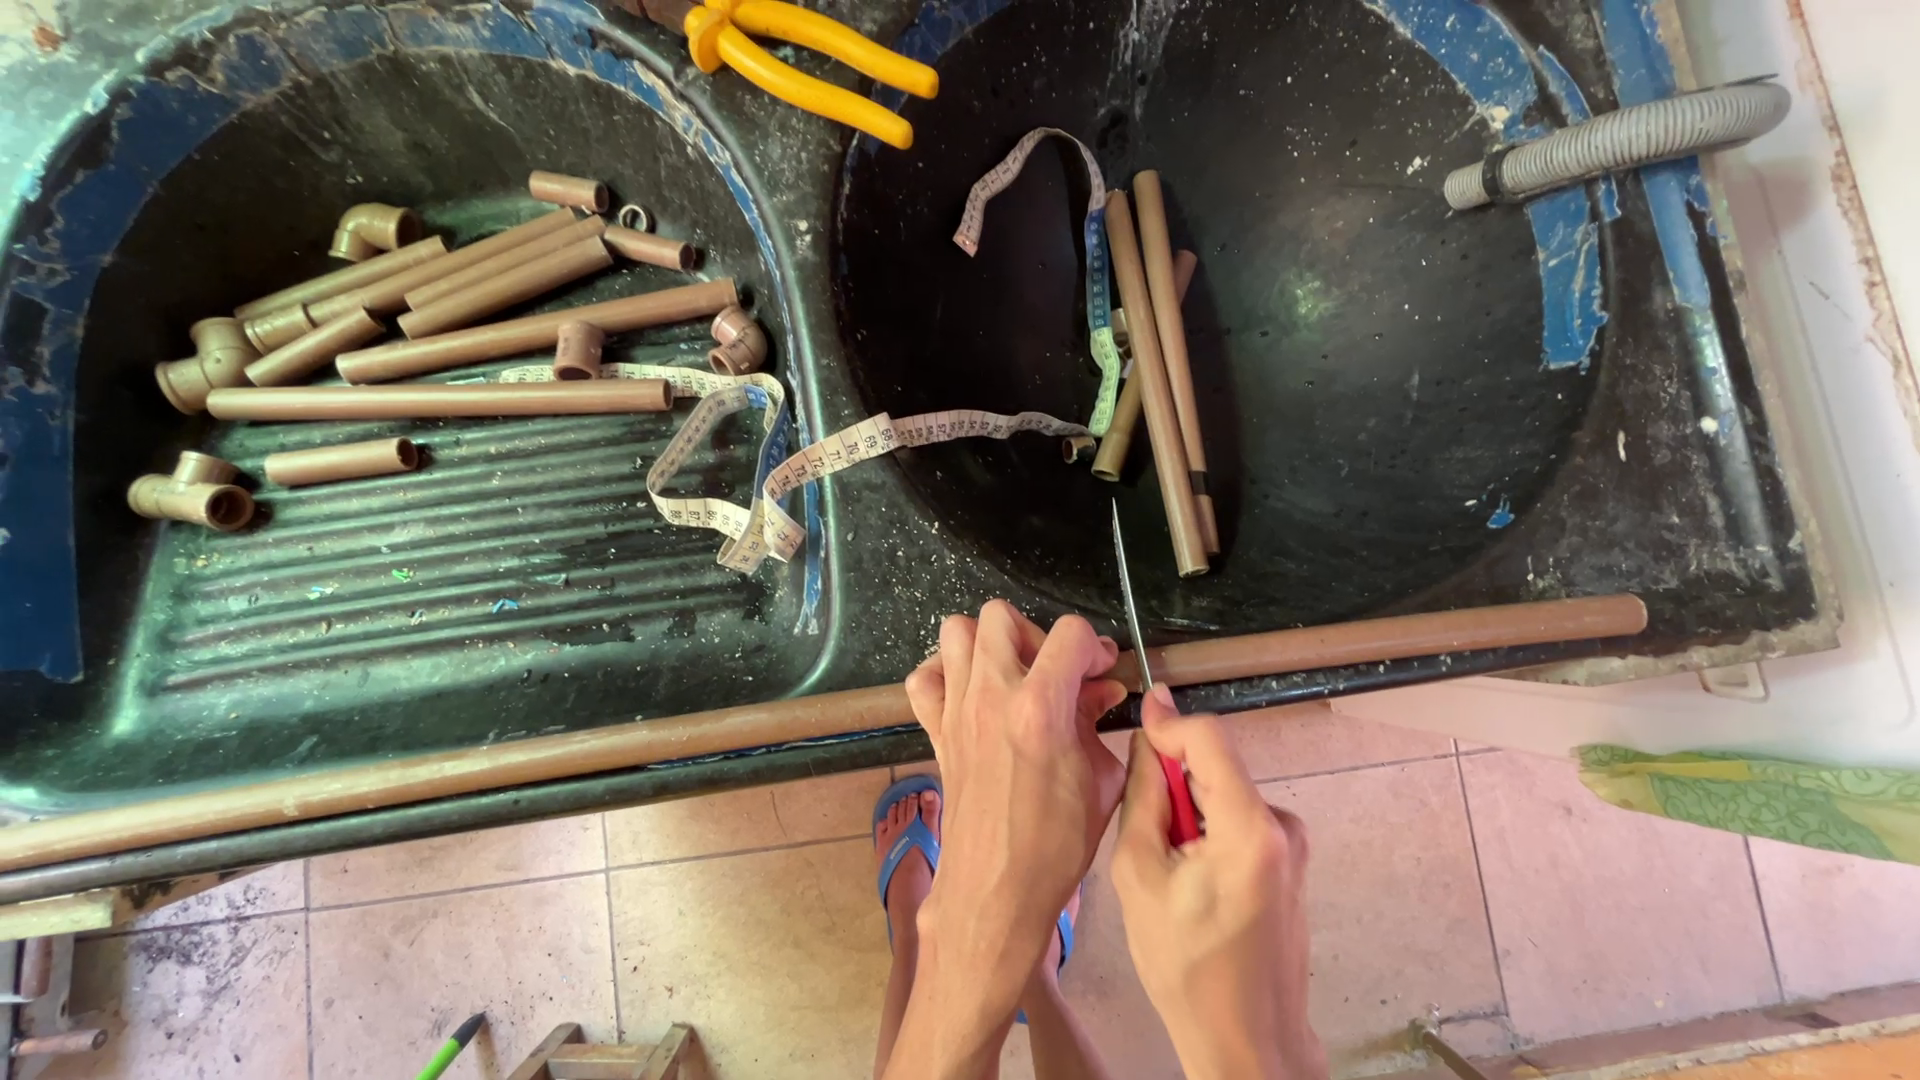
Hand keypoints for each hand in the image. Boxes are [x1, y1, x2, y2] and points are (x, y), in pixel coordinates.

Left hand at [902, 601, 1127, 1012]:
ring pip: (956, 632)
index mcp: (1040, 706)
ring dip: (987, 644)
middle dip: (1035, 635)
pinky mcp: (935, 729)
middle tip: (1053, 674)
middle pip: (1001, 616)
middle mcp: (991, 695)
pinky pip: (923, 678)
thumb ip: (1098, 722)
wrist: (997, 889)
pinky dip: (944, 675)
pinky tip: (970, 697)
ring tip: (1012, 677)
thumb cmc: (1058, 843)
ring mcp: (957, 709)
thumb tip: (1100, 689)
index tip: (1101, 674)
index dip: (1093, 646)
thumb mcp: (1101, 780)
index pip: (1071, 633)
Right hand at [1111, 686, 1324, 1079]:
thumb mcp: (1138, 874)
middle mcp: (1283, 826)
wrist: (1247, 1043)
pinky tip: (1193, 883)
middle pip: (1215, 767)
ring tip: (1167, 870)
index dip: (1168, 723)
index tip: (1135, 726)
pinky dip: (1208, 832)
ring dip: (1188, 812)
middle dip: (1172, 783)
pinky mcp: (1292, 862)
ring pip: (1223, 794)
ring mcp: (1295, 845)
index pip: (1209, 736)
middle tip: (1143, 835)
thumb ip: (1144, 795)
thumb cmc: (1183, 965)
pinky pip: (1238, 820)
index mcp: (1250, 828)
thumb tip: (1151, 735)